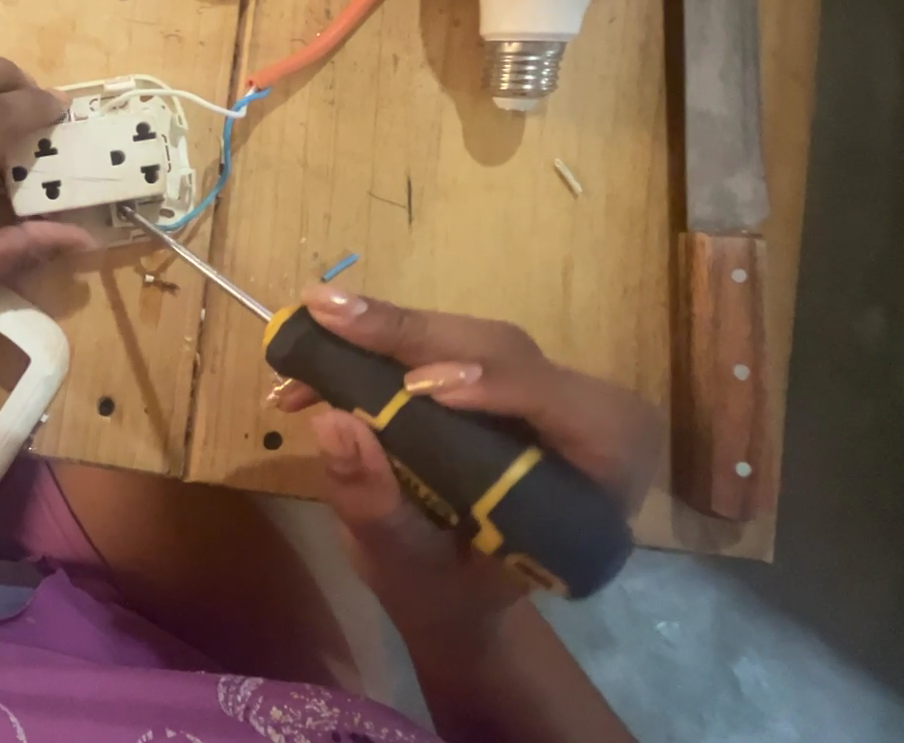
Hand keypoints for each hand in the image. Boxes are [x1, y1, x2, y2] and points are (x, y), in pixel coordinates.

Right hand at [273, 285, 660, 647]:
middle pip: (506, 352)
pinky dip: (368, 341)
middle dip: (413, 334)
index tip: (417, 385)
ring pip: (463, 337)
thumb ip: (376, 503)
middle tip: (329, 315)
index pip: (581, 417)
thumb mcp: (403, 561)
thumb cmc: (440, 586)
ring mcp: (521, 391)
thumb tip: (332, 423)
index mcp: (590, 486)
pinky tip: (313, 349)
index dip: (506, 386)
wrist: (441, 583)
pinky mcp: (476, 376)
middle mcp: (570, 424)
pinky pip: (429, 342)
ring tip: (312, 323)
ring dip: (383, 330)